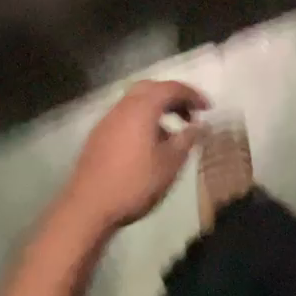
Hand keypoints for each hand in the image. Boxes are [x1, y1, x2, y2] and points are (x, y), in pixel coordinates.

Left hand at [57, 80, 206, 229]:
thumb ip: (187, 140)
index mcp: (142, 107)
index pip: (172, 88)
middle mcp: (123, 106)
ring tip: (172, 133)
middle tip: (189, 114)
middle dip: (173, 98)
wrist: (88, 207)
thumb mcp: (169, 164)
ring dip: (157, 110)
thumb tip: (201, 125)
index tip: (208, 108)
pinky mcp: (99, 135)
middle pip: (152, 89)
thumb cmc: (134, 183)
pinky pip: (126, 117)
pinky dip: (142, 120)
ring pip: (137, 103)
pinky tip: (148, 146)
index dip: (192, 95)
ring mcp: (108, 120)